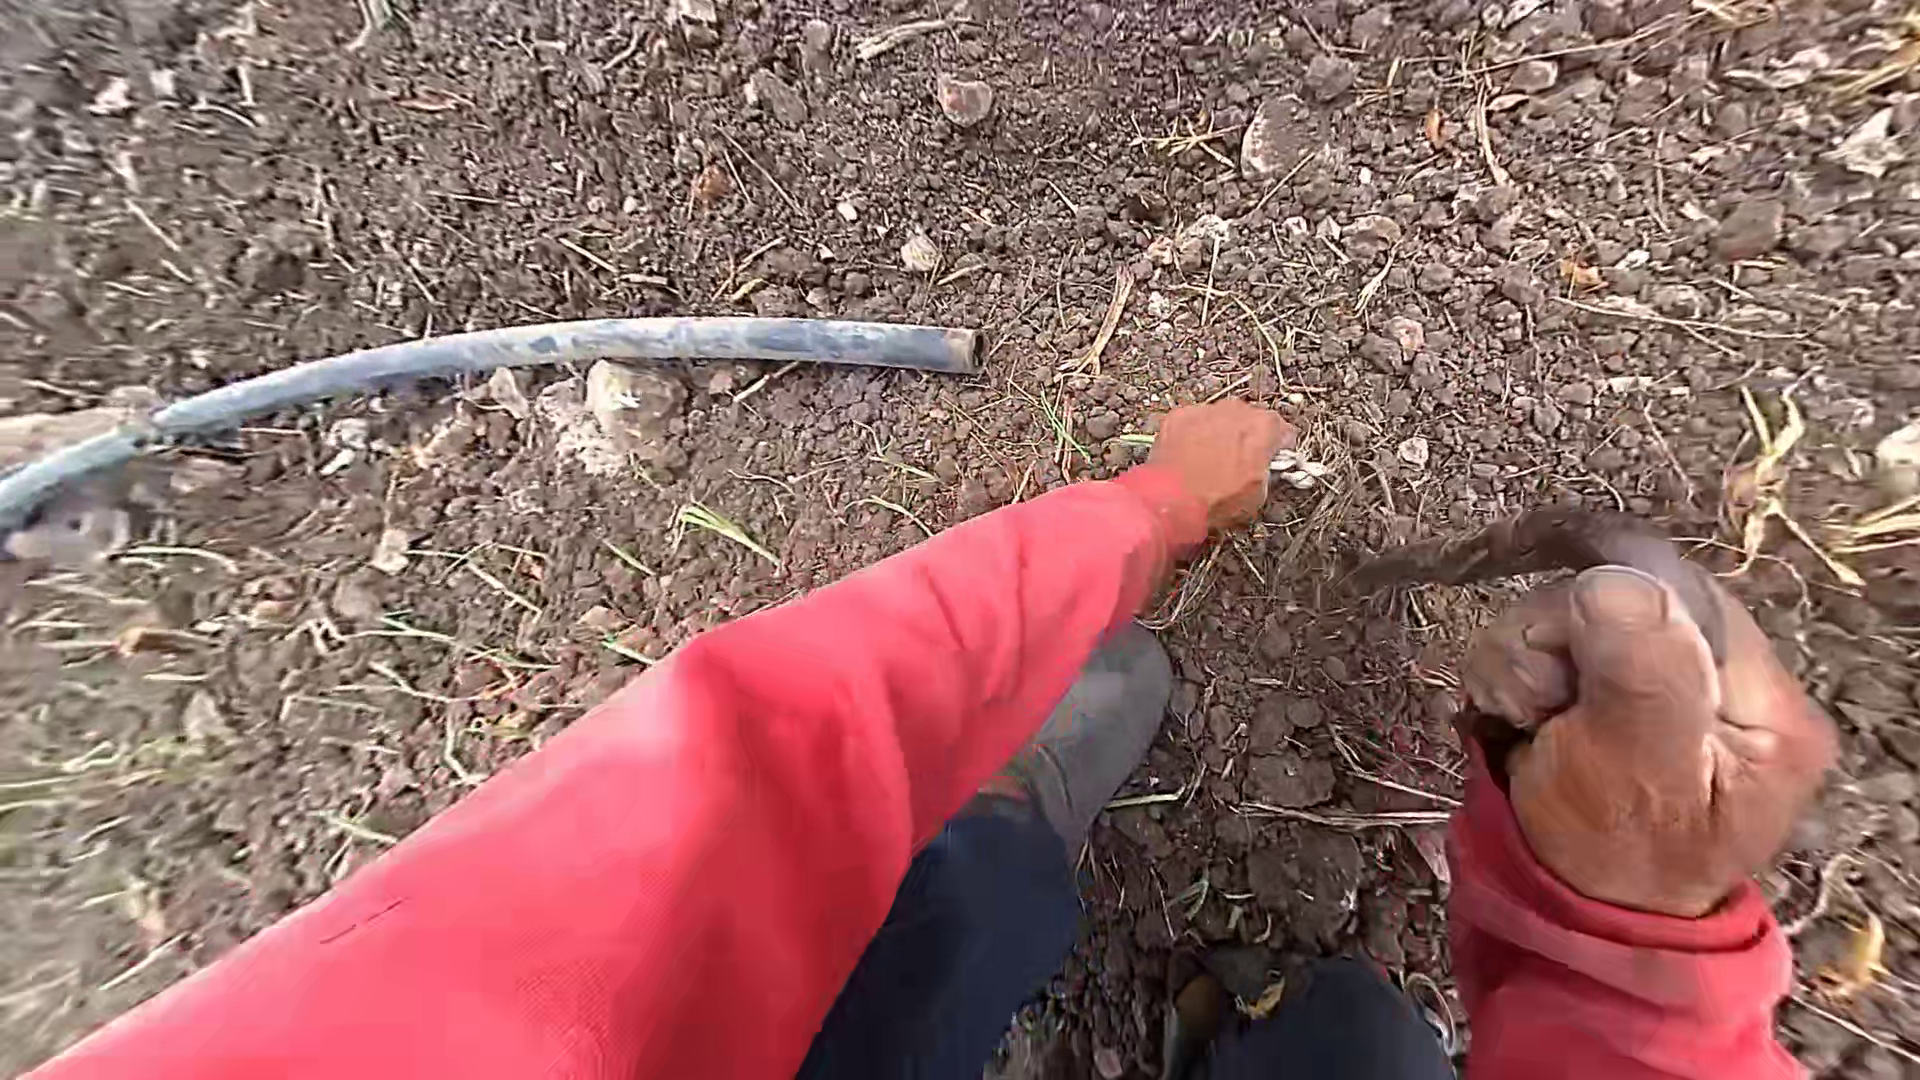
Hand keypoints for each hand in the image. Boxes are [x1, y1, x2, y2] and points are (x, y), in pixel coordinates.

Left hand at [1149, 400, 1294, 529]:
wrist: (1172, 499)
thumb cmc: (1216, 499)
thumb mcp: (1259, 494)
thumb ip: (1268, 472)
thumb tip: (1262, 471)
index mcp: (1265, 425)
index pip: (1281, 432)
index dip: (1275, 449)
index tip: (1268, 461)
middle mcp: (1237, 410)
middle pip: (1248, 421)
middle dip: (1243, 439)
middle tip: (1233, 464)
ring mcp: (1205, 410)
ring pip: (1217, 419)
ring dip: (1215, 434)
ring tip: (1205, 462)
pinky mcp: (1177, 417)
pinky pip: (1189, 422)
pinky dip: (1188, 435)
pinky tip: (1185, 456)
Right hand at [1464, 566, 1834, 916]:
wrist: (1564, 886)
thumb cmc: (1614, 838)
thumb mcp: (1635, 761)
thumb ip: (1639, 670)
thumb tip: (1614, 580)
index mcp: (1749, 696)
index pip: (1679, 597)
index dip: (1604, 605)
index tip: (1560, 652)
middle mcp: (1692, 675)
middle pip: (1598, 602)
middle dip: (1542, 643)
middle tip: (1538, 700)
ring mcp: (1625, 678)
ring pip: (1544, 619)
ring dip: (1509, 661)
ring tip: (1519, 713)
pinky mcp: (1570, 684)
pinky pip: (1515, 645)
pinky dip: (1495, 672)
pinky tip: (1506, 710)